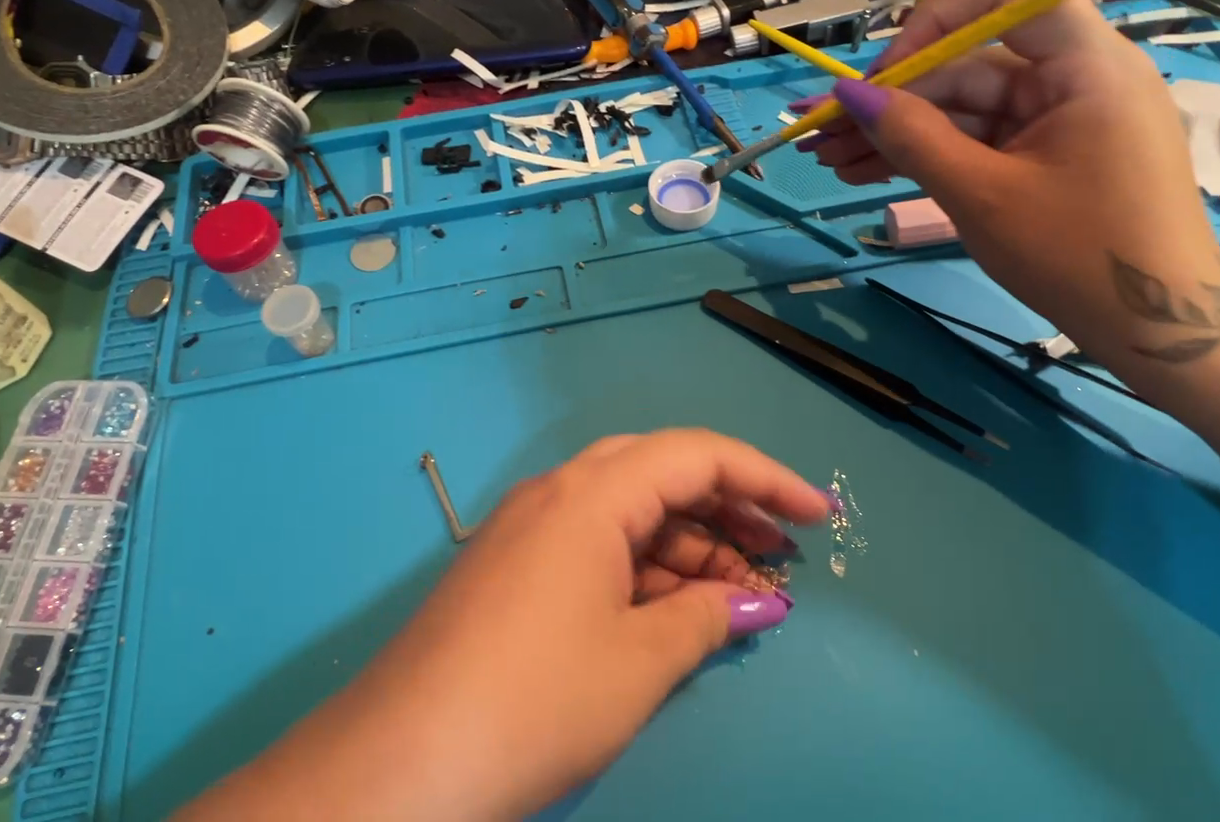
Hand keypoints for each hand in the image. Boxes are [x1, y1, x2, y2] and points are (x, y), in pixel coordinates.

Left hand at [181, 430, 830, 821]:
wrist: (400, 763)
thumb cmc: (535, 699)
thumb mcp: (637, 662)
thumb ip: (705, 618)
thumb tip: (758, 603)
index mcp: (589, 495)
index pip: (694, 455)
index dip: (765, 478)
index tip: (819, 514)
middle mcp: (556, 494)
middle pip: (660, 476)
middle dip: (728, 509)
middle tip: (783, 553)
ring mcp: (528, 531)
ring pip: (628, 515)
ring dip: (689, 547)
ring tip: (745, 596)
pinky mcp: (512, 569)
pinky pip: (596, 548)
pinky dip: (646, 571)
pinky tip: (680, 609)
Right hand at [798, 0, 1219, 348]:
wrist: (1159, 330)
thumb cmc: (1077, 256)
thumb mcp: (981, 196)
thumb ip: (911, 138)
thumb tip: (847, 96)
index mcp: (1086, 65)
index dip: (932, 23)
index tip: (881, 78)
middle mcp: (1078, 76)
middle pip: (970, 62)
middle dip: (892, 99)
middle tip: (823, 134)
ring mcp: (1063, 117)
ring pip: (965, 106)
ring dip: (900, 132)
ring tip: (832, 161)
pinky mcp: (1050, 152)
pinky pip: (981, 138)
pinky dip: (931, 153)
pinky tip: (870, 172)